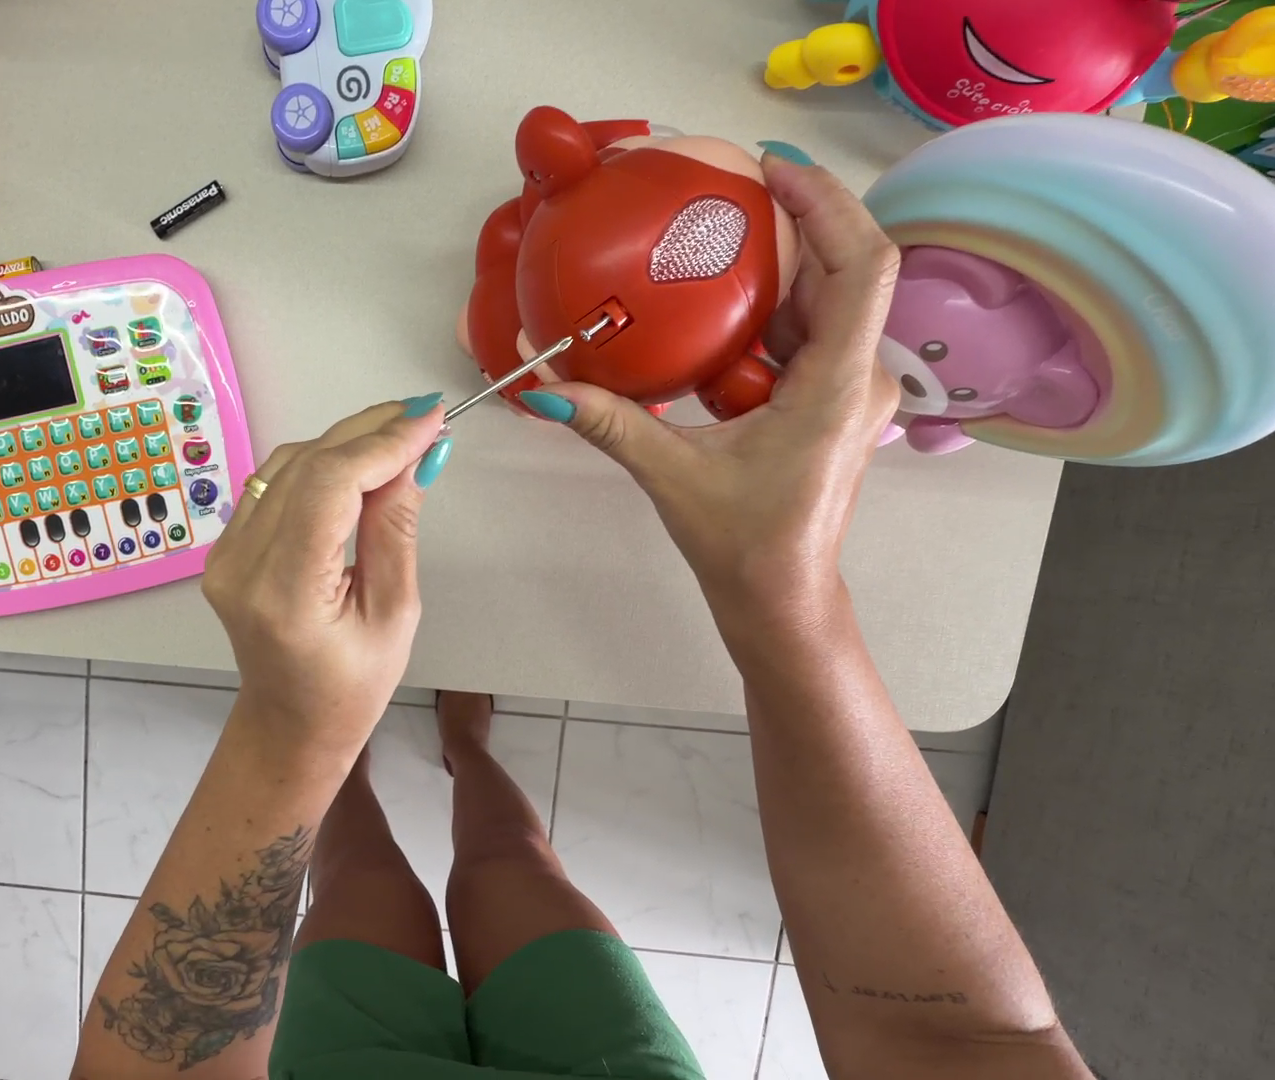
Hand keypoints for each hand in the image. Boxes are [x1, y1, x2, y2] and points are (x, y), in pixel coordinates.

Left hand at [203, 401, 448, 751]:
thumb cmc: (352, 688)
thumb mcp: (395, 614)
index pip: (328, 488)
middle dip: (368, 432)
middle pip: (303, 465)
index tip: (431, 419)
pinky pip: (273, 484)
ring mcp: (224, 554)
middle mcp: (241, 565)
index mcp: (285, 594)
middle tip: (424, 417)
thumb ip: (396, 530)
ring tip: (399, 433)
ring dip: (344, 441)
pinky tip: (358, 460)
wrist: (288, 723)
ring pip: (285, 465)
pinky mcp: (225, 547)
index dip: (381, 444)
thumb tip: (414, 457)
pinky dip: (319, 462)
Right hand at [521, 156, 899, 636]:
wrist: (779, 596)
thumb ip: (608, 422)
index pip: (862, 266)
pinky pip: (807, 334)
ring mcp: (846, 391)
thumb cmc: (742, 543)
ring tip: (721, 236)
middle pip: (847, 270)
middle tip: (728, 193)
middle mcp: (857, 378)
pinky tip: (719, 305)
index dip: (827, 204)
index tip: (771, 172)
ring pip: (828, 301)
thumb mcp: (668, 474)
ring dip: (783, 264)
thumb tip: (546, 381)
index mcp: (834, 387)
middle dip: (798, 221)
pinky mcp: (825, 403)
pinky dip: (769, 308)